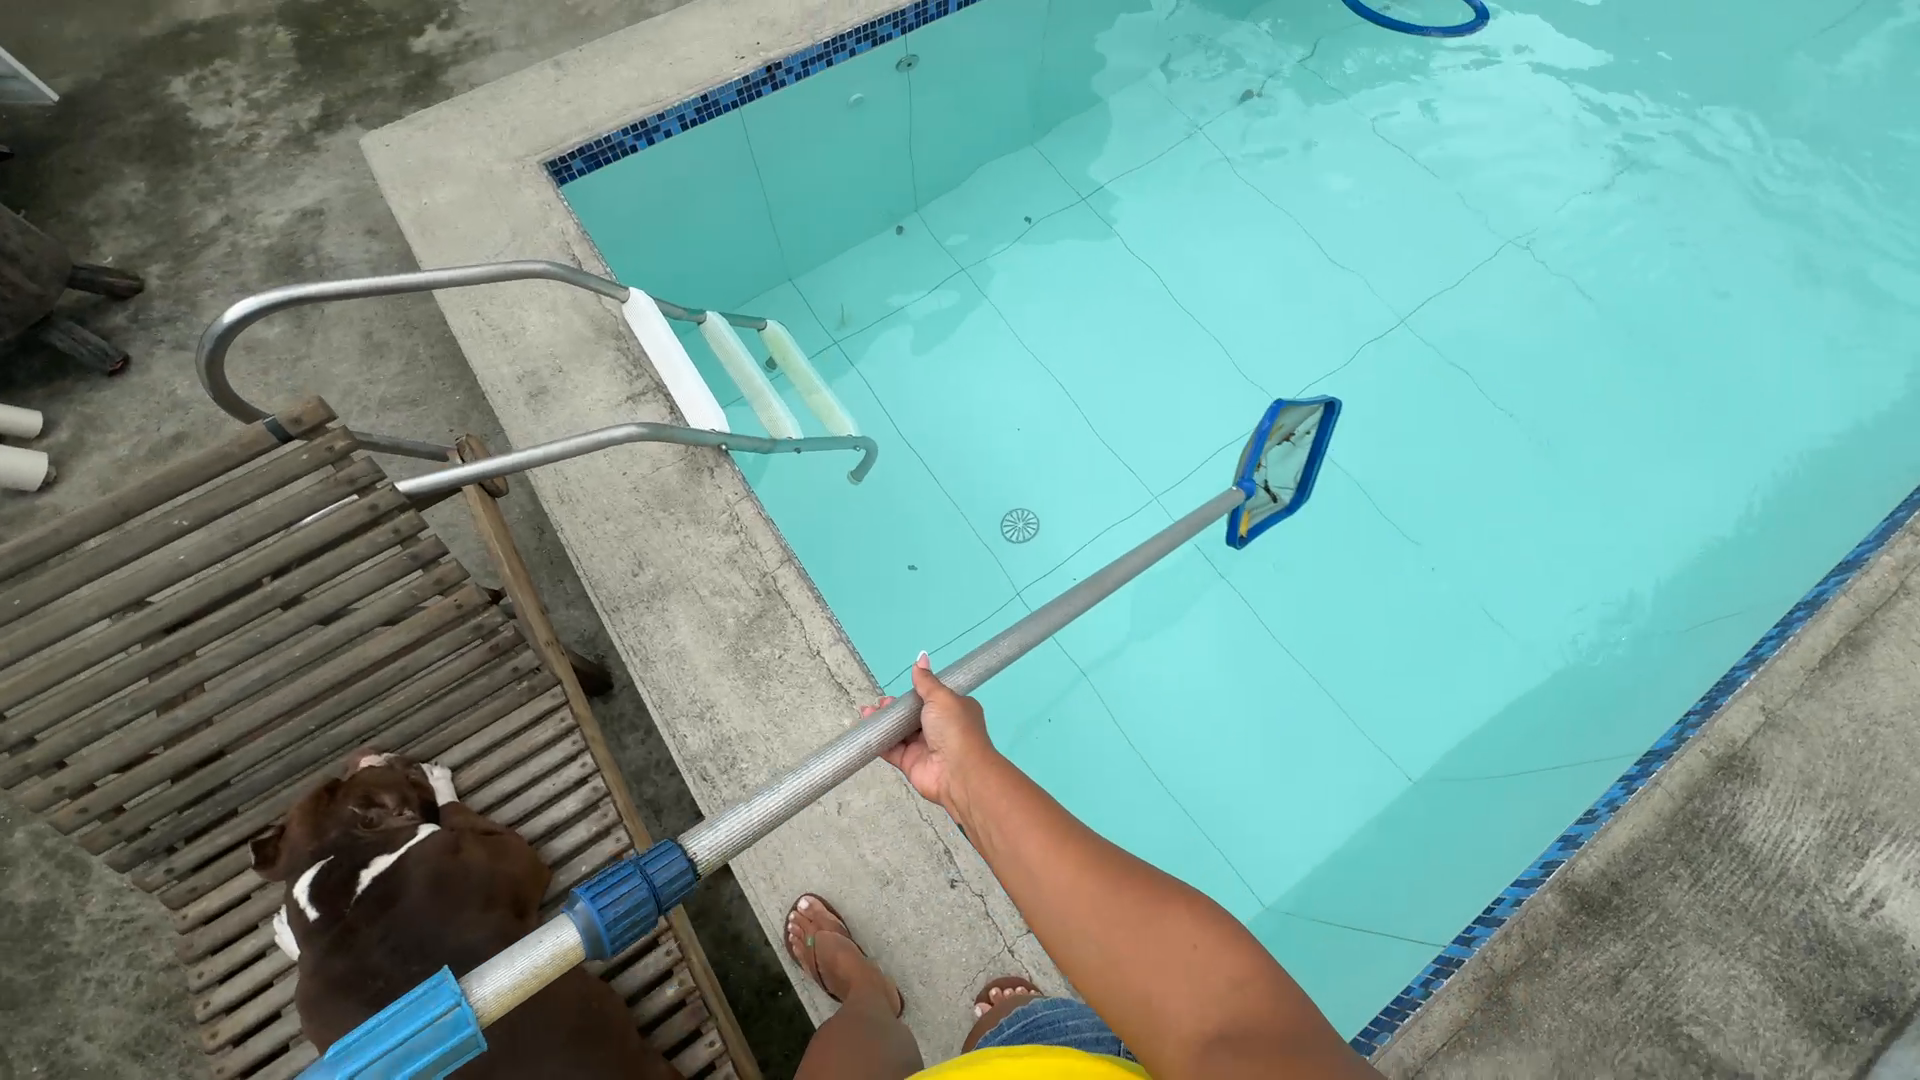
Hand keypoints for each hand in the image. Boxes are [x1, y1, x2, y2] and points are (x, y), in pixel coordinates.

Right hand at [871, 652, 999, 812]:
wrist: (958, 772)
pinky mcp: (911, 763)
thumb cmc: (955, 728)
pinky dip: (879, 740)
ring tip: (868, 712)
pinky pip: (892, 750)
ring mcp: (925, 746)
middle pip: (912, 715)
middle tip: (881, 703)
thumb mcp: (942, 697)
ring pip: (900, 731)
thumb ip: (926, 681)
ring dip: (884, 722)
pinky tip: (867, 729)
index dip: (915, 694)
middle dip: (896, 707)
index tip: (901, 689)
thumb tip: (921, 657)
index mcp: (954, 710)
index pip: (932, 698)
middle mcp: (941, 728)